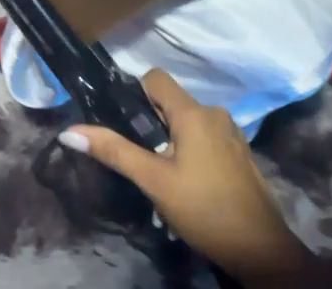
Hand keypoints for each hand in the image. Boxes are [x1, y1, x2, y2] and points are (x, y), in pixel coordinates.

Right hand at [59, 70, 323, 283]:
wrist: (262, 252)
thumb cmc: (204, 210)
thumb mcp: (153, 181)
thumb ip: (114, 151)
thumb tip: (69, 130)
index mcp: (194, 112)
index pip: (155, 78)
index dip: (136, 95)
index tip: (128, 125)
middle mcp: (215, 113)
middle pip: (171, 102)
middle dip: (153, 124)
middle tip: (143, 159)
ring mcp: (232, 133)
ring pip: (188, 122)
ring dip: (172, 140)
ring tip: (164, 175)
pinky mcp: (241, 153)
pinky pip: (205, 137)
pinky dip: (192, 151)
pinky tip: (190, 184)